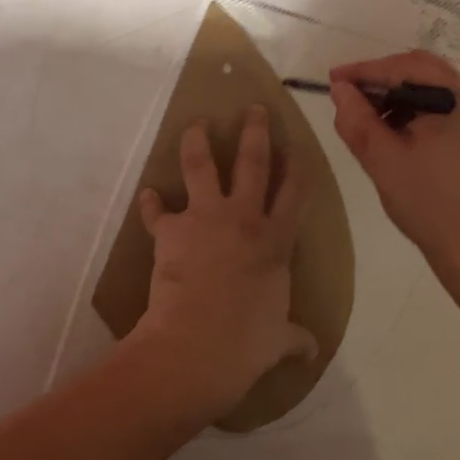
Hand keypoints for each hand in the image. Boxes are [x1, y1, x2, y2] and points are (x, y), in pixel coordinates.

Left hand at [126, 105, 316, 421]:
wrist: (198, 344)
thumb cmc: (247, 342)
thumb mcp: (278, 339)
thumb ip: (294, 337)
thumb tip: (312, 349)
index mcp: (277, 242)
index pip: (294, 194)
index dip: (296, 168)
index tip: (295, 148)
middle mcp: (244, 219)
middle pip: (253, 163)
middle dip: (255, 132)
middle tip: (254, 110)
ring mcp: (206, 219)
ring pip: (202, 166)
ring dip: (198, 141)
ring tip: (197, 124)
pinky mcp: (172, 230)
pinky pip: (158, 211)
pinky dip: (151, 204)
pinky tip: (148, 196)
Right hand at [329, 51, 459, 279]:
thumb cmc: (432, 204)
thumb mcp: (384, 161)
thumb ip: (357, 120)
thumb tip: (341, 90)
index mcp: (459, 96)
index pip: (405, 66)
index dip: (365, 70)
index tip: (333, 81)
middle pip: (423, 72)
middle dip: (382, 82)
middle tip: (348, 99)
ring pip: (434, 93)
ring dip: (398, 100)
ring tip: (368, 123)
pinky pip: (445, 113)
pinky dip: (416, 116)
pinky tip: (397, 139)